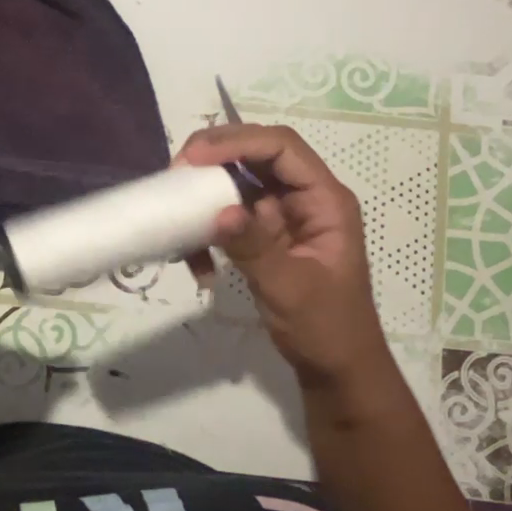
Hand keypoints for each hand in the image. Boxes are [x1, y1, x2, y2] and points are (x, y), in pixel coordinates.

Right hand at [178, 124, 390, 390]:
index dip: (237, 142)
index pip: (282, 148)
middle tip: (176, 172)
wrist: (335, 368)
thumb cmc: (325, 328)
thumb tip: (221, 211)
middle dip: (215, 158)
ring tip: (179, 214)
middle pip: (256, 154)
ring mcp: (283, 214)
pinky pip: (229, 214)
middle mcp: (305, 197)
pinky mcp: (264, 234)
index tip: (194, 158)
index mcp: (325, 201)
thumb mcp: (290, 289)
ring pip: (237, 182)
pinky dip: (207, 230)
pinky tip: (197, 263)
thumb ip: (255, 247)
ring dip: (206, 196)